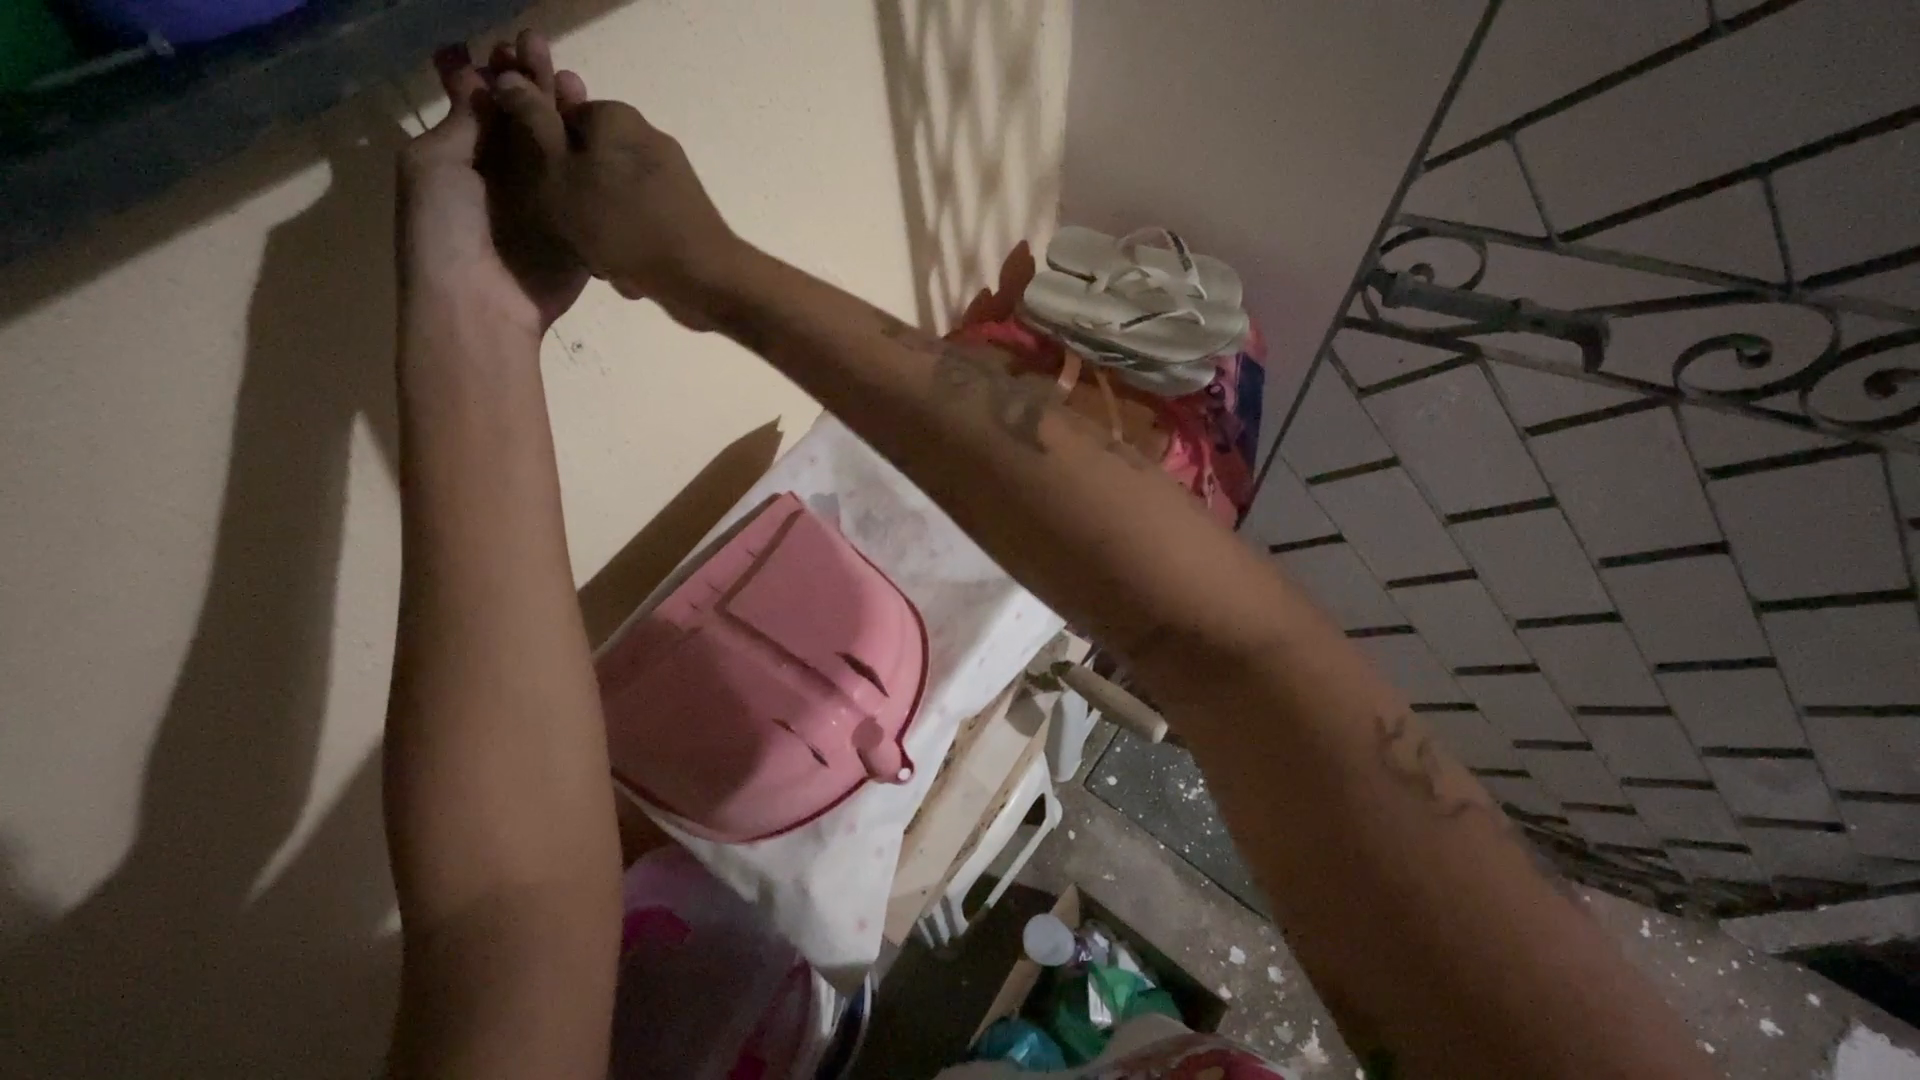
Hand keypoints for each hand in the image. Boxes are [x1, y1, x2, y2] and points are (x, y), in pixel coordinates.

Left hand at [396, 33, 590, 334]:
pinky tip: (597, 127)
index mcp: (460, 152)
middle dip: (527, 80)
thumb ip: (464, 121)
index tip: (499, 46)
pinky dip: (592, 155)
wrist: (483, 302)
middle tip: (539, 48)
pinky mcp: (576, 223)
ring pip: (556, 142)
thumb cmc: (444, 229)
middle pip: (520, 115)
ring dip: (561, 108)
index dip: (486, 70)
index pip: (476, 100)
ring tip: (573, 81)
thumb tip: (484, 80)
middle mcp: (503, 170)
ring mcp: (543, 196)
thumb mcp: (435, 163)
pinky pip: (586, 183)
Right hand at [484, 55, 742, 328]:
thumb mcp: (561, 173)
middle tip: (579, 235)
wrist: (702, 278)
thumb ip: (534, 125)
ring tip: (608, 261)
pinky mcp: (685, 213)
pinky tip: (632, 274)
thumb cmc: (623, 225)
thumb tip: (510, 77)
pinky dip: (631, 248)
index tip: (546, 194)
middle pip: (587, 167)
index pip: (560, 121)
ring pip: (613, 203)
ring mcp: (671, 177)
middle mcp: (647, 137)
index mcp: (616, 116)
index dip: (546, 160)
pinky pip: (641, 226)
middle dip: (577, 205)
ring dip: (603, 234)